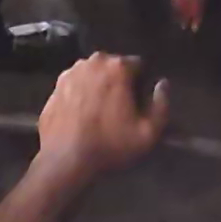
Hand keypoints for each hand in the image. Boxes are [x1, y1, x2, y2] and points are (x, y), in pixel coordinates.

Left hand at [33, 53, 169, 189]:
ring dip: (99, 85)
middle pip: (114, 66)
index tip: (137, 103)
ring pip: (94, 73)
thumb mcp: (147, 134)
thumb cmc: (109, 145)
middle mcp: (95, 61)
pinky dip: (81, 93)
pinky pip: (77, 83)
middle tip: (118, 110)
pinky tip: (81, 115)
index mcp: (118, 66)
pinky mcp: (57, 84)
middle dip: (119, 82)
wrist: (65, 160)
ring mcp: (73, 71)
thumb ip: (162, 105)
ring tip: (98, 113)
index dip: (140, 83)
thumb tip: (163, 84)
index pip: (138, 64)